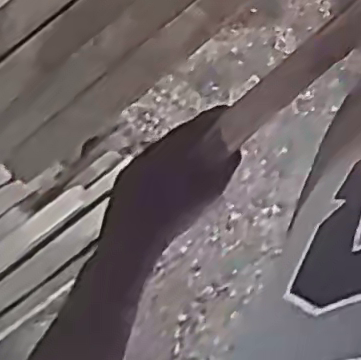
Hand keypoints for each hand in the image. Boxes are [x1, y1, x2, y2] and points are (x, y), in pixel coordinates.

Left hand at [103, 106, 238, 253]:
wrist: (131, 244)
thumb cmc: (175, 215)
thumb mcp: (211, 190)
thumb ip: (225, 166)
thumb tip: (235, 150)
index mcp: (174, 146)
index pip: (200, 123)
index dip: (218, 117)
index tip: (231, 115)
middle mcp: (152, 149)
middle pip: (182, 134)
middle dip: (200, 135)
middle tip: (219, 141)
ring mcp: (135, 165)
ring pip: (165, 149)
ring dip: (182, 151)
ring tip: (199, 162)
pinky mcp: (124, 181)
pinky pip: (152, 164)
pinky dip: (167, 166)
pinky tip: (175, 181)